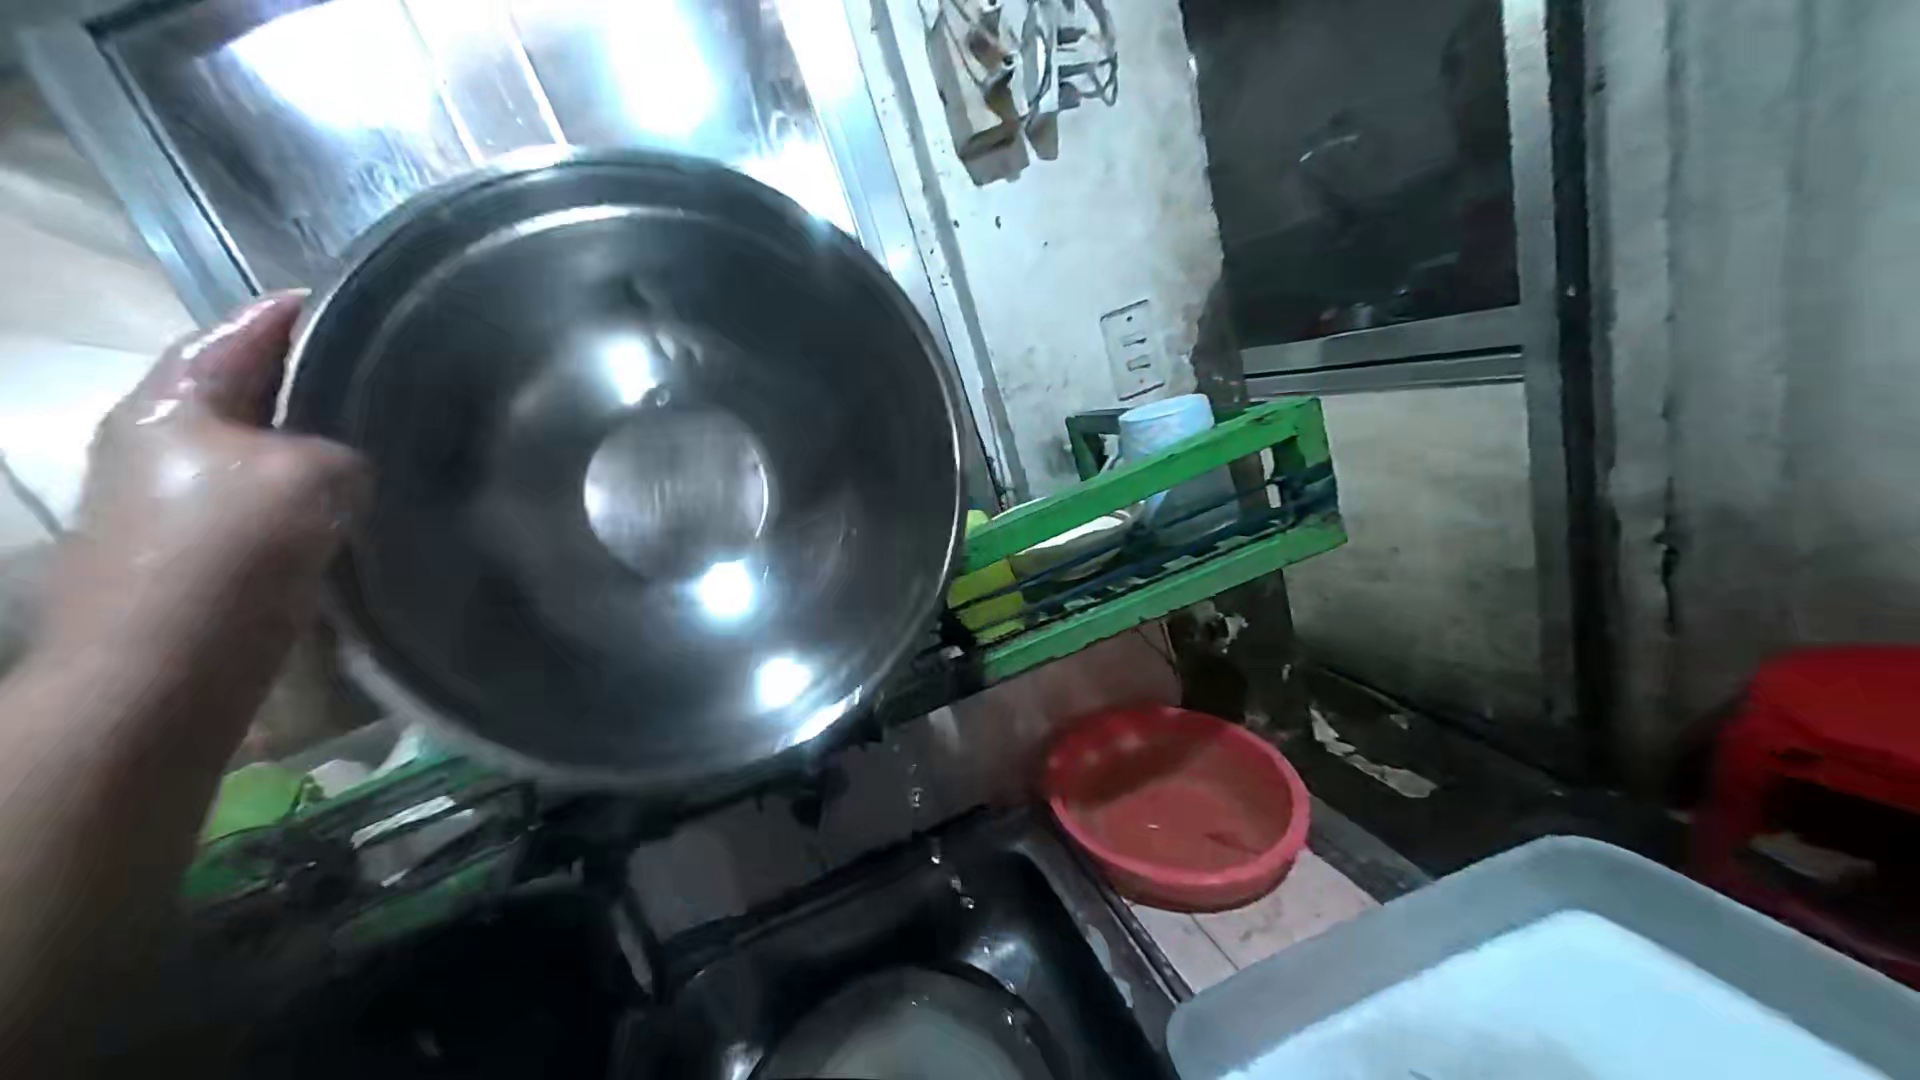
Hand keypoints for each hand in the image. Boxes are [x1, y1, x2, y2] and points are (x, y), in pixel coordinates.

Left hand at [36, 293, 366, 742]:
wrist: (169, 661)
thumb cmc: (229, 550)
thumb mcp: (312, 476)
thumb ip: (342, 450)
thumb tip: (349, 463)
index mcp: (169, 408)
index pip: (230, 337)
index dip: (284, 315)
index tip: (342, 302)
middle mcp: (162, 441)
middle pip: (242, 389)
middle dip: (303, 375)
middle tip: (376, 367)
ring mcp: (177, 495)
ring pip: (260, 443)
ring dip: (311, 434)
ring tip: (378, 428)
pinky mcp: (205, 541)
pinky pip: (269, 490)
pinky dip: (310, 482)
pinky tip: (354, 492)